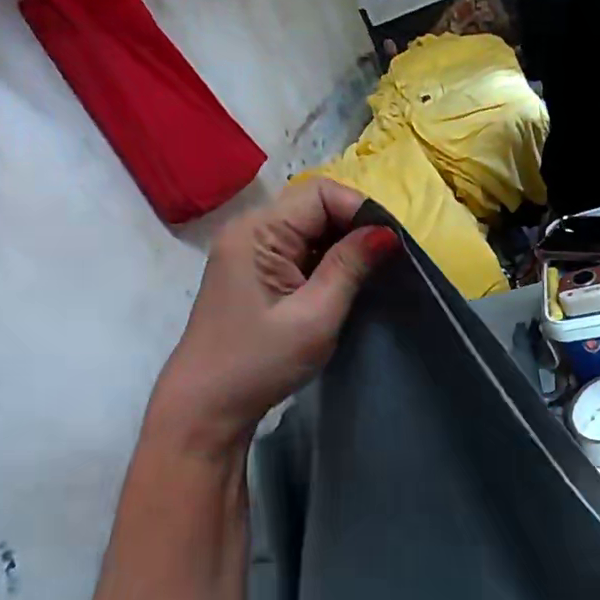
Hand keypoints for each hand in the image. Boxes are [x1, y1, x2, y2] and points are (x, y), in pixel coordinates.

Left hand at [146, 178, 396, 455]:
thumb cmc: (259, 363)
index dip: (361, 211)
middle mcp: (250, 230)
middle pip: (315, 206)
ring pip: (310, 230)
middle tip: (387, 265)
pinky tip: (342, 287)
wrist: (207, 406)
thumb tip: (387, 232)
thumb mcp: (314, 317)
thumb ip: (349, 268)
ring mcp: (250, 252)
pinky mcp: (256, 274)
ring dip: (343, 248)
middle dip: (355, 229)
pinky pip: (299, 252)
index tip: (392, 247)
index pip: (321, 193)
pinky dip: (326, 263)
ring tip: (369, 278)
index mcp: (258, 232)